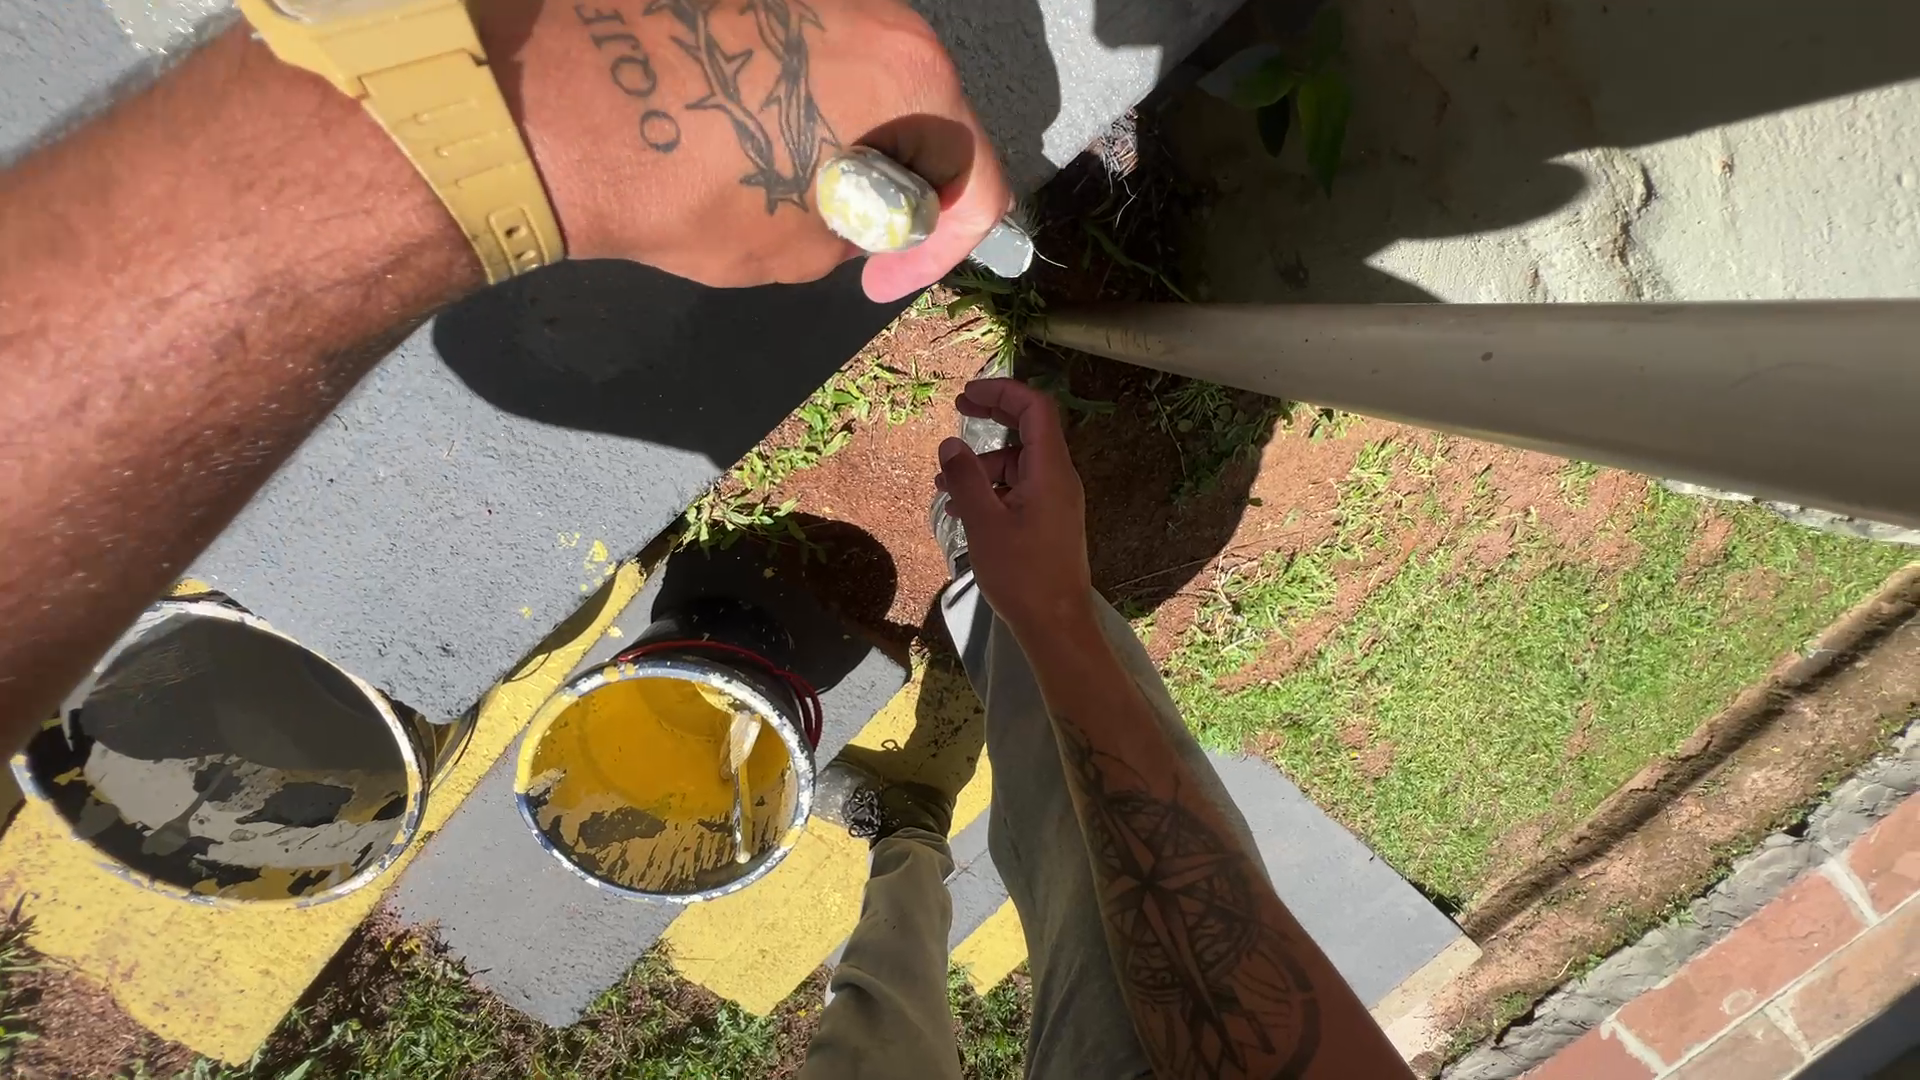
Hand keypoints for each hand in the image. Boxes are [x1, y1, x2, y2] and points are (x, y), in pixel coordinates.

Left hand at [475, 0, 1006, 300]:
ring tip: (811, 198)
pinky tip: (774, 148)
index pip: (977, 180)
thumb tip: (865, 210)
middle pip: (937, 121)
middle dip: (909, 195)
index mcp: (915, 85)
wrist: (558, 107)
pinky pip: (827, 59)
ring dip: (867, 151)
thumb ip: (866, 228)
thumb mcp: (805, 249)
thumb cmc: (698, 195)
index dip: (944, 249)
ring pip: (882, 87)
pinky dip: (824, 113)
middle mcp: (885, 14)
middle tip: (861, 242)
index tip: (885, 278)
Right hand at [935, 379, 1094, 637]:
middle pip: (1029, 430)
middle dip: (993, 416)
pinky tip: (963, 509)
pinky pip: (1020, 490)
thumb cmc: (1021, 574)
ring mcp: (1056, 501)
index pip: (1035, 408)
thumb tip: (950, 444)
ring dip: (983, 464)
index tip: (967, 394)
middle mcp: (1059, 478)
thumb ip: (966, 478)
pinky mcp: (1049, 521)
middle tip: (958, 410)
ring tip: (944, 484)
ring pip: (1019, 464)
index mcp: (1051, 470)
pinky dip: (993, 489)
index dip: (1003, 391)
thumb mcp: (984, 523)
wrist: (1056, 625)